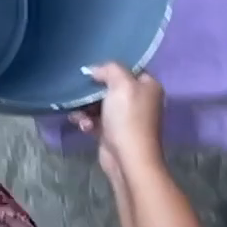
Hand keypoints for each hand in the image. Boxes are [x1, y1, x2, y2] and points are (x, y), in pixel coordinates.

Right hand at [70, 63, 166, 182]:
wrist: (128, 158)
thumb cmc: (128, 118)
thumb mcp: (121, 84)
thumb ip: (109, 69)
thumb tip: (94, 70)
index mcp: (148, 86)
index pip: (128, 69)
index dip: (109, 68)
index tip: (91, 70)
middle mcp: (139, 100)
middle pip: (109, 86)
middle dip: (91, 90)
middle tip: (79, 91)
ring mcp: (125, 117)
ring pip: (98, 103)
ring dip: (84, 107)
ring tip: (78, 114)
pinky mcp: (112, 131)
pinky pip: (94, 119)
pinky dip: (86, 121)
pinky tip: (83, 126)